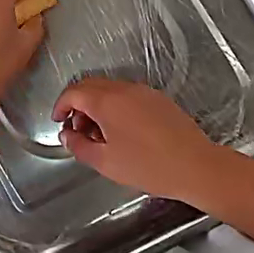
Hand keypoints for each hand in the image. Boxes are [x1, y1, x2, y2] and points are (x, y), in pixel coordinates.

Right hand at [52, 78, 237, 203]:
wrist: (195, 166)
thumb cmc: (149, 166)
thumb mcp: (105, 162)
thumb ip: (79, 146)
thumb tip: (67, 136)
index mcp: (107, 102)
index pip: (73, 92)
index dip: (60, 105)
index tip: (58, 120)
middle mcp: (125, 89)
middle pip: (91, 86)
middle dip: (77, 105)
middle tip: (76, 129)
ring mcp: (144, 92)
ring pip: (110, 90)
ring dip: (97, 106)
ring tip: (99, 135)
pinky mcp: (158, 99)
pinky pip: (128, 95)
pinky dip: (116, 107)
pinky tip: (121, 132)